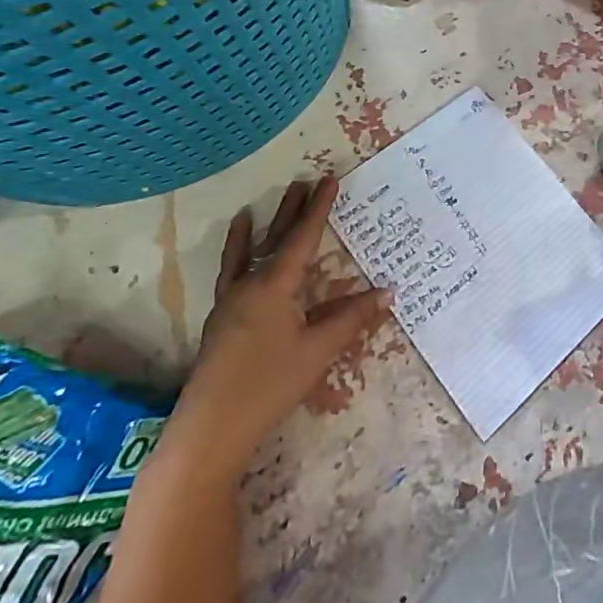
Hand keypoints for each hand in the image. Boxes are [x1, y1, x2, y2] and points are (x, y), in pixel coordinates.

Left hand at [171, 177, 392, 471]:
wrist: (214, 422)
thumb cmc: (271, 383)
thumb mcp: (318, 351)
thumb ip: (351, 319)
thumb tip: (387, 291)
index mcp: (275, 285)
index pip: (303, 238)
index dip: (318, 209)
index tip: (328, 181)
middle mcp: (250, 283)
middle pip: (274, 239)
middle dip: (290, 210)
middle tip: (301, 182)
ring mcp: (230, 300)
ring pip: (247, 254)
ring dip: (258, 230)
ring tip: (250, 210)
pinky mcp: (221, 318)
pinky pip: (229, 275)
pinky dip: (233, 258)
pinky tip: (236, 261)